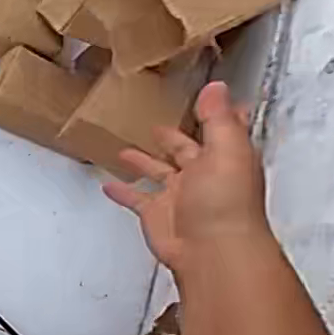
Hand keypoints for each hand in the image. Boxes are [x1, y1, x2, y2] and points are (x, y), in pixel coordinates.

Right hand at [104, 81, 272, 272]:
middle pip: (185, 153)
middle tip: (157, 126)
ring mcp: (177, 195)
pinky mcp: (154, 212)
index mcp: (223, 159)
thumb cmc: (224, 202)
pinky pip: (135, 198)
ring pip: (157, 173)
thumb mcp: (225, 152)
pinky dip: (122, 191)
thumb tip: (216, 87)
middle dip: (173, 140)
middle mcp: (202, 176)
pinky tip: (108, 185)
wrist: (211, 248)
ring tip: (124, 150)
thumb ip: (217, 120)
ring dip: (143, 163)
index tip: (208, 99)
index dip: (215, 116)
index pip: (219, 131)